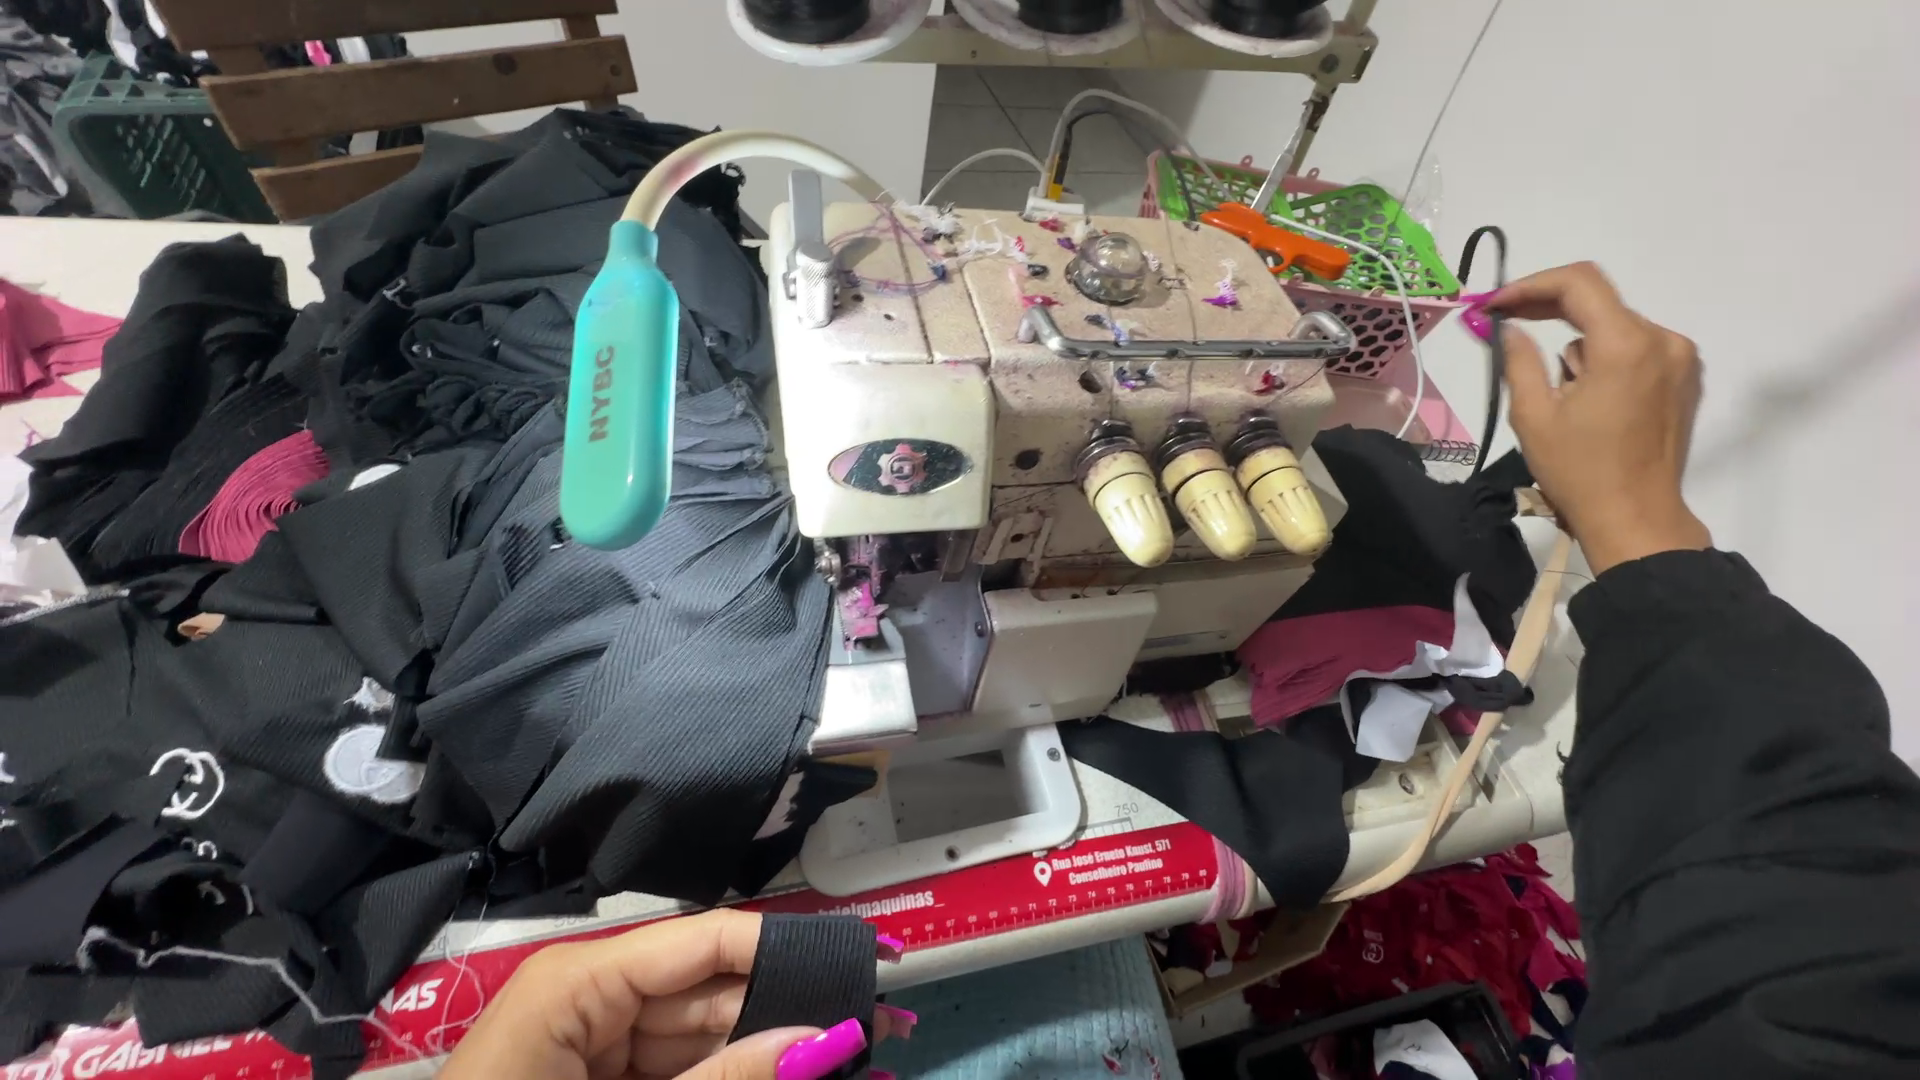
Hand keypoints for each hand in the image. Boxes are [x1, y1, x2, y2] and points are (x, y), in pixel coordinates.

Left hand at [439, 910, 854, 1079]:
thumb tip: (825, 1041)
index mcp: (582, 977)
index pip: (703, 938)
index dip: (778, 948)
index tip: (849, 963)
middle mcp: (592, 991)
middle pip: (706, 989)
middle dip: (775, 1013)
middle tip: (850, 1031)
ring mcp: (590, 1037)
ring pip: (695, 1033)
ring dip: (753, 1051)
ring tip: (825, 1058)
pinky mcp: (593, 1075)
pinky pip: (670, 1065)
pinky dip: (718, 1075)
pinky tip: (770, 1074)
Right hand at [1487, 262, 1712, 574]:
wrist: (1634, 514)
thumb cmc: (1576, 469)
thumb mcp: (1532, 414)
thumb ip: (1519, 361)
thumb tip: (1509, 329)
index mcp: (1626, 346)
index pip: (1579, 283)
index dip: (1530, 285)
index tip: (1493, 304)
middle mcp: (1663, 340)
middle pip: (1598, 302)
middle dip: (1545, 310)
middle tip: (1499, 325)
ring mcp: (1680, 358)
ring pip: (1613, 328)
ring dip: (1575, 344)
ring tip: (1551, 390)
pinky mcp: (1684, 377)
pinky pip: (1633, 349)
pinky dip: (1600, 357)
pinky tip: (1580, 393)